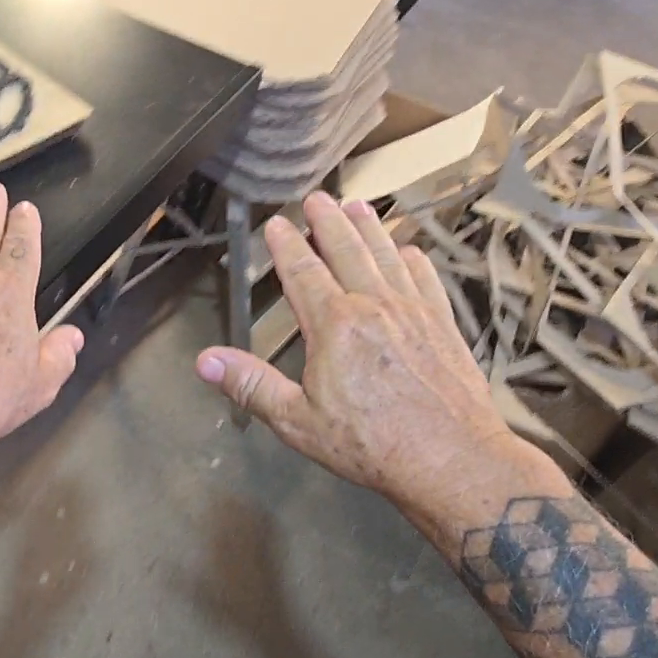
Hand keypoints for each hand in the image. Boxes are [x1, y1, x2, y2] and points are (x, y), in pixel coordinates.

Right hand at [195, 192, 528, 519]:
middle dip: (328, 222)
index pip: (303, 272)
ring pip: (387, 257)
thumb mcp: (297, 421)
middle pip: (347, 251)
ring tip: (360, 206)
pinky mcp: (445, 327)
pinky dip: (414, 260)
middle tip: (318, 197)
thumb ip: (251, 385)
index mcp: (334, 325)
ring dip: (370, 229)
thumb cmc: (370, 444)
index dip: (287, 245)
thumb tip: (205, 360)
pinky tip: (410, 251)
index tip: (277, 223)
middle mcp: (375, 307)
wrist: (452, 460)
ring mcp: (414, 313)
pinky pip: (426, 280)